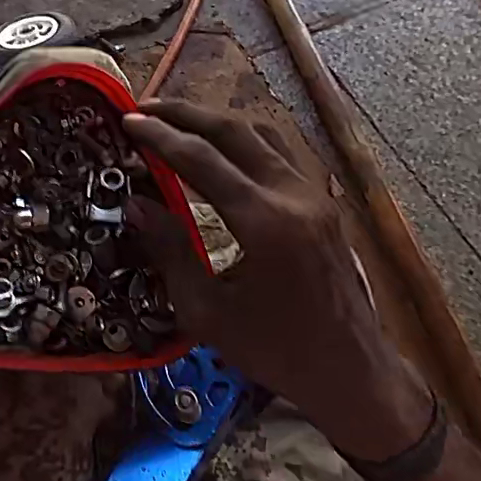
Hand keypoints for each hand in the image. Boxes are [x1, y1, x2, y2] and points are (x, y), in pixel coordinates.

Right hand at [122, 99, 431, 460]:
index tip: (128, 121)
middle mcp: (294, 196)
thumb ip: (170, 250)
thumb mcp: (207, 311)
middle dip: (185, 113)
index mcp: (265, 224)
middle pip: (234, 131)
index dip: (160, 136)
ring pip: (261, 135)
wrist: (351, 371)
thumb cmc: (275, 351)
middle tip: (144, 108)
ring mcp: (314, 195)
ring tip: (176, 121)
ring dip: (215, 122)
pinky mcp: (323, 203)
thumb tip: (136, 204)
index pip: (202, 160)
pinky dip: (243, 140)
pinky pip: (279, 153)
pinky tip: (220, 149)